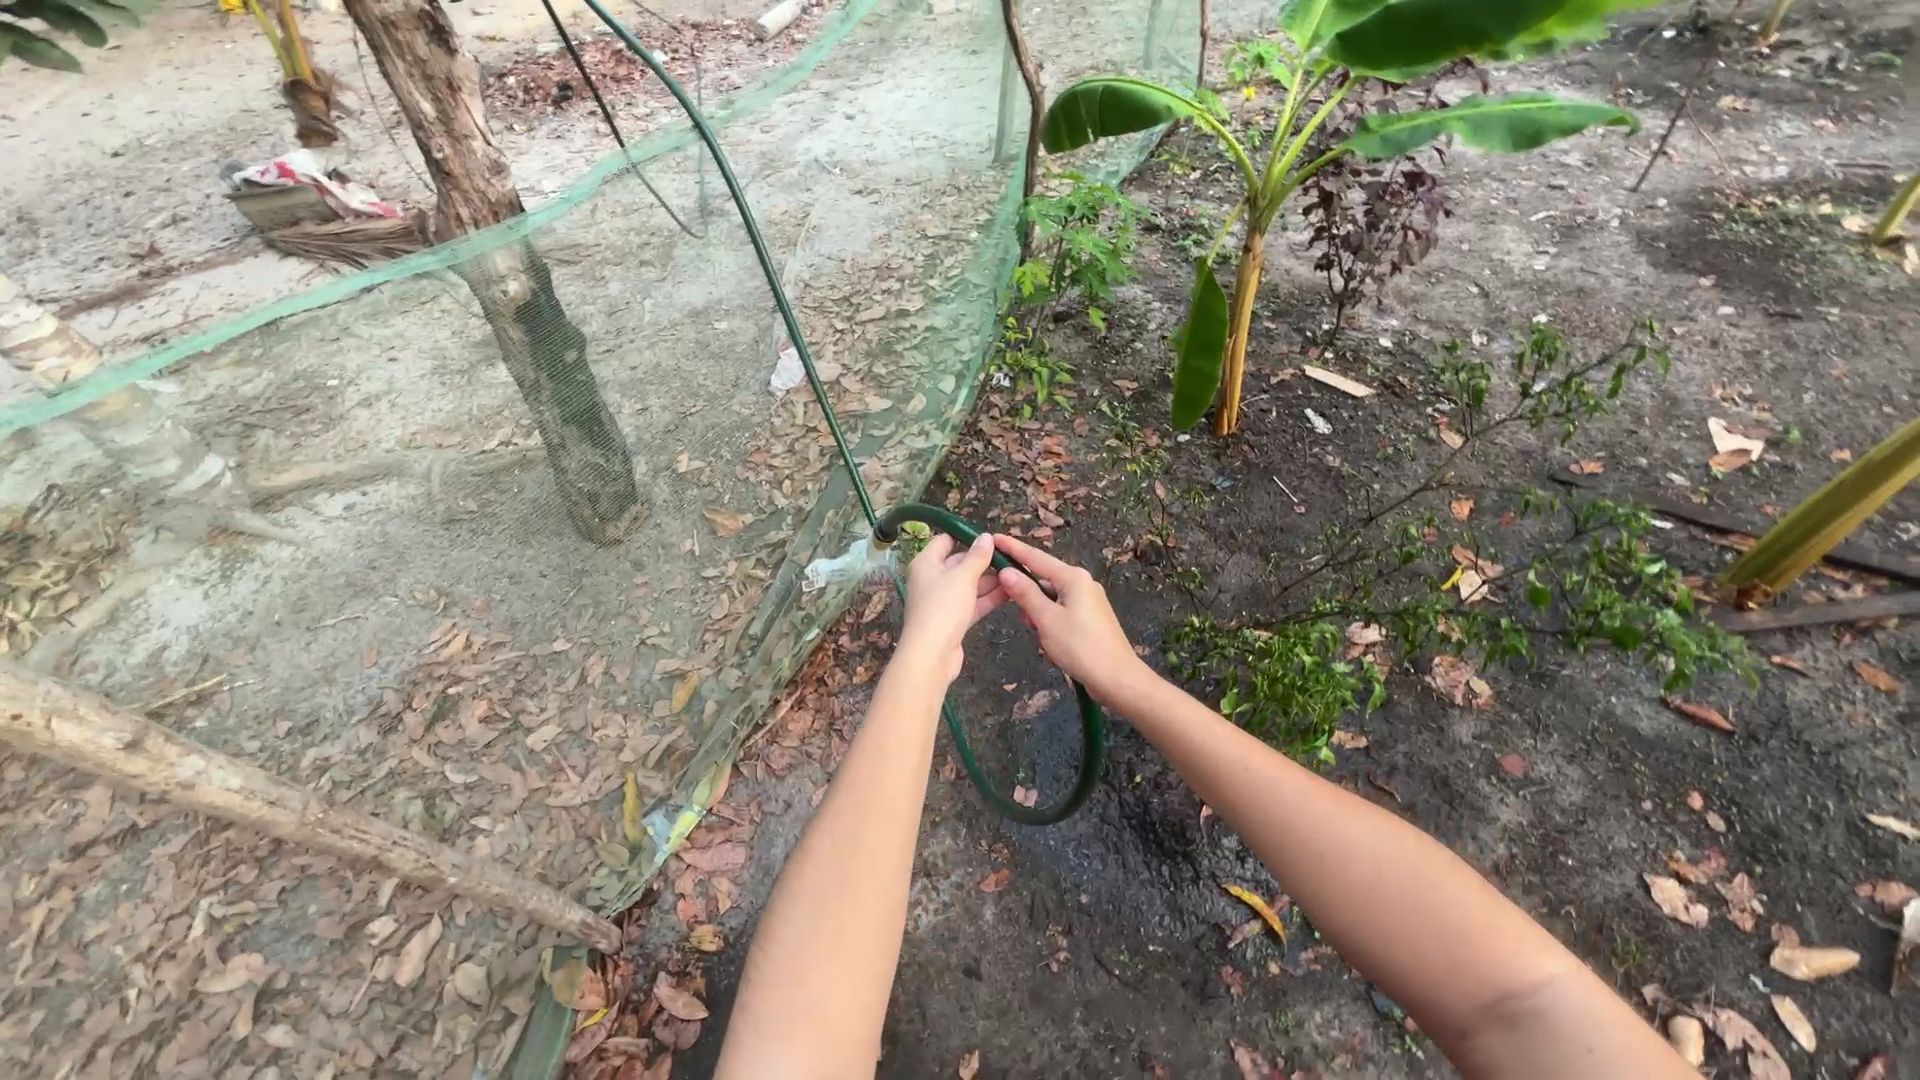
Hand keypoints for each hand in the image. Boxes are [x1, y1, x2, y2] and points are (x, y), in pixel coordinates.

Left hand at [899, 533, 1006, 682]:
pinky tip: (1010, 592)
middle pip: (959, 563)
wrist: (931, 654)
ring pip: (968, 585)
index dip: (965, 536)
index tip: (990, 537)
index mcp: (926, 563)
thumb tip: (986, 537)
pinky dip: (988, 598)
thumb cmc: (943, 607)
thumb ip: (977, 557)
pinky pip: (972, 603)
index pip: (945, 541)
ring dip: (990, 581)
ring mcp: (942, 601)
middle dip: (983, 561)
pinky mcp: (952, 619)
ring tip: (1016, 573)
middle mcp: (931, 579)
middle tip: (1010, 557)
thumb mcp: (963, 577)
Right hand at [992, 534, 1148, 701]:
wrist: (1117, 678)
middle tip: (1019, 614)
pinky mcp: (1091, 618)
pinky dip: (1051, 624)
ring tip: (1040, 635)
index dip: (1012, 549)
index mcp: (1073, 577)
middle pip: (1043, 579)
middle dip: (1027, 595)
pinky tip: (1052, 645)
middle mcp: (1083, 583)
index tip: (993, 538)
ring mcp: (1089, 601)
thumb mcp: (1046, 619)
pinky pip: (1062, 612)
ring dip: (1039, 614)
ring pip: (1052, 599)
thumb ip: (1025, 594)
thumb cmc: (1080, 646)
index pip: (1035, 558)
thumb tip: (1007, 572)